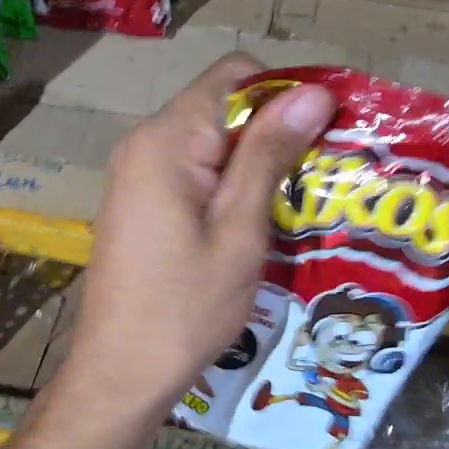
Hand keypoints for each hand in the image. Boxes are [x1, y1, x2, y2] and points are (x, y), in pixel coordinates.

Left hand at [61, 54, 333, 417]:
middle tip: (321, 176)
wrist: (121, 372)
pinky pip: (192, 172)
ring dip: (255, 162)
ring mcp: (136, 175)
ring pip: (210, 140)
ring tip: (298, 203)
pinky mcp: (139, 203)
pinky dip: (227, 185)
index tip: (326, 133)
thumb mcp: (239, 231)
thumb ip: (269, 155)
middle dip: (274, 131)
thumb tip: (313, 92)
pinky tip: (256, 223)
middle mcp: (143, 144)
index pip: (235, 76)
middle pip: (222, 105)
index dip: (286, 93)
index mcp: (165, 140)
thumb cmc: (185, 309)